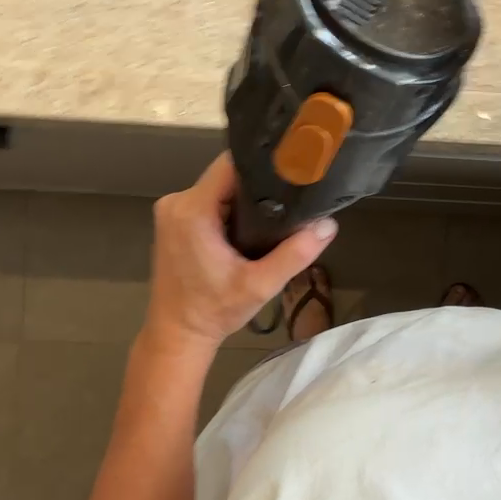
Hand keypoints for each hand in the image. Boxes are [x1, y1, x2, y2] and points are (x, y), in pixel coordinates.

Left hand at [144, 153, 337, 351]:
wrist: (178, 335)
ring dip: (243, 199)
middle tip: (290, 196)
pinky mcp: (173, 223)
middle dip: (256, 185)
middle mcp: (176, 203)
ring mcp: (172, 212)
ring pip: (218, 188)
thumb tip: (328, 225)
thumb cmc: (214, 311)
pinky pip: (208, 202)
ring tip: (276, 212)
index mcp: (193, 209)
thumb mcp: (260, 285)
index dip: (262, 163)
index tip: (291, 168)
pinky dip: (229, 209)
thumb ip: (295, 254)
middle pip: (225, 176)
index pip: (230, 165)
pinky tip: (251, 225)